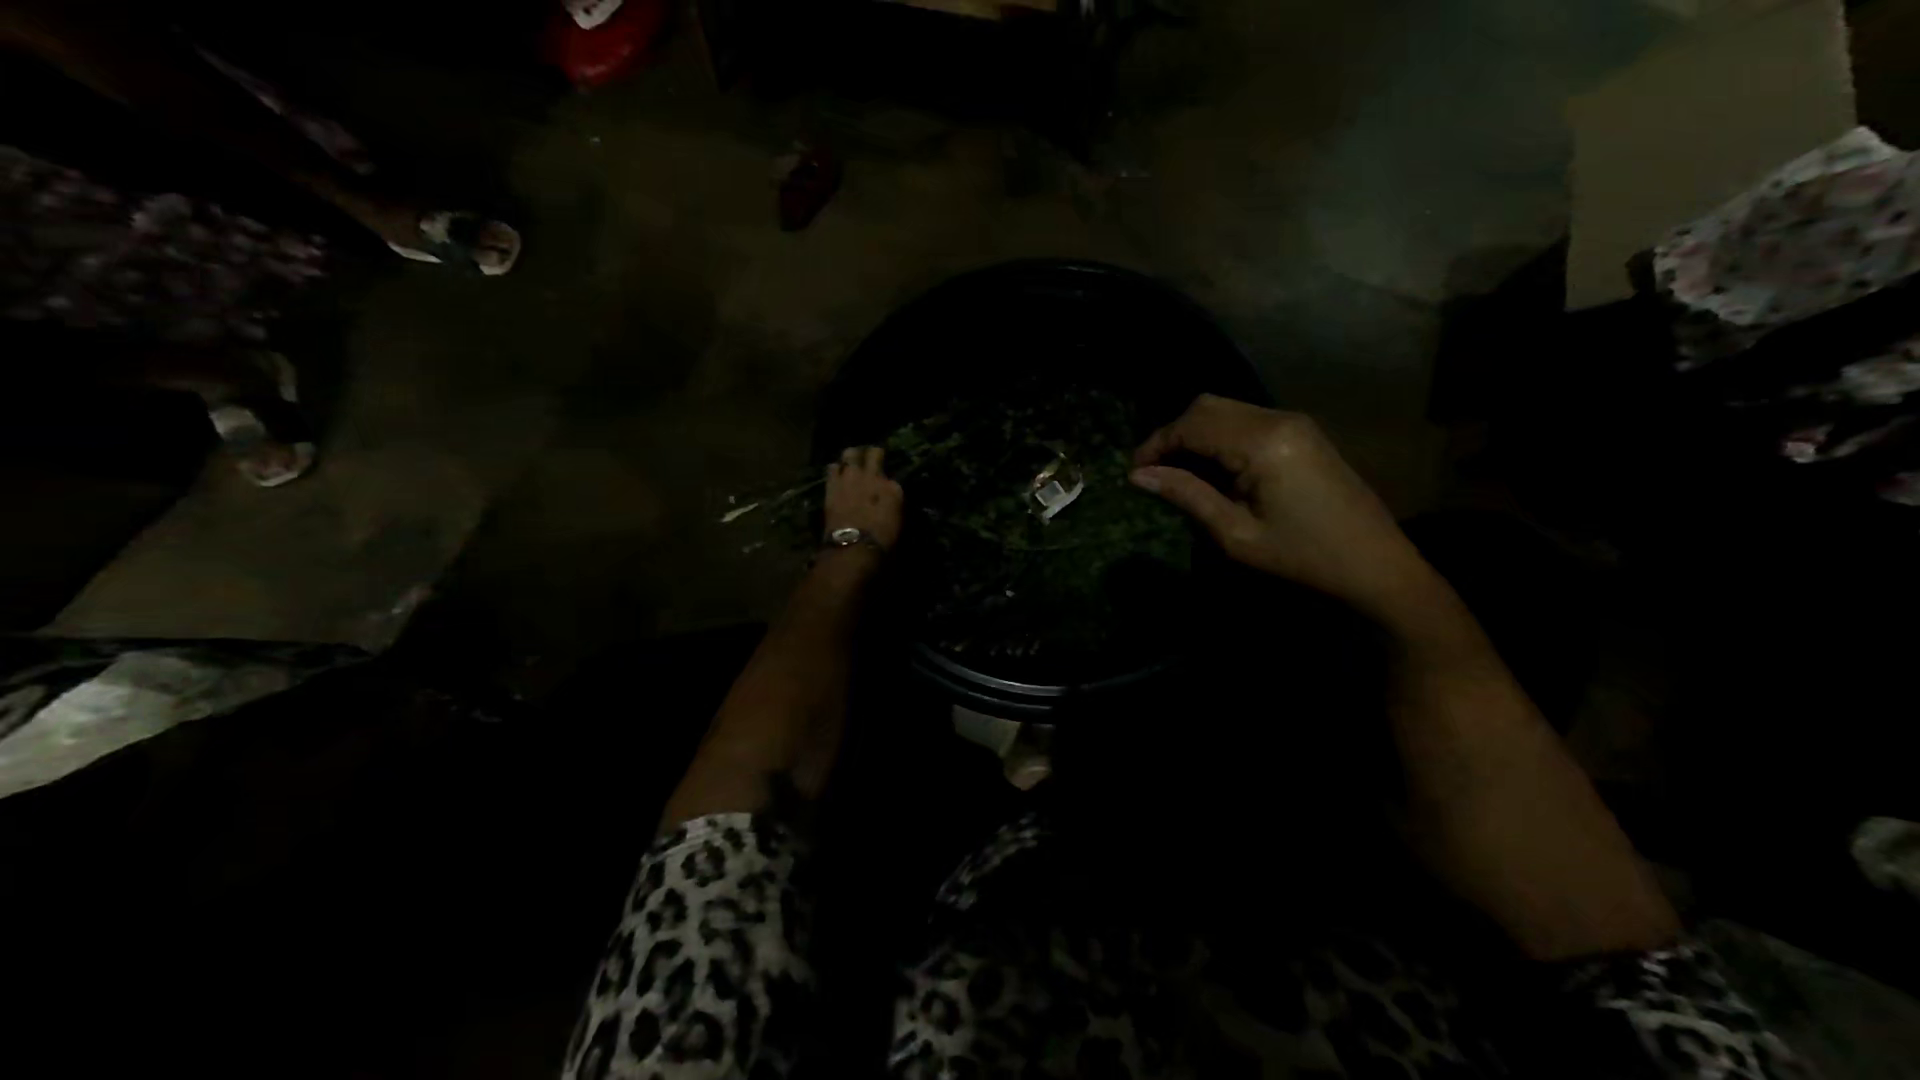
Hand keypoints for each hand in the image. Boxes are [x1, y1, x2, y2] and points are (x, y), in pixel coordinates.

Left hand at [824, 446, 903, 552]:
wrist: (854, 545)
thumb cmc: (881, 537)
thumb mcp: (897, 518)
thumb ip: (893, 498)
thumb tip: (888, 489)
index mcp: (892, 487)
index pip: (893, 472)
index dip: (888, 471)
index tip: (886, 473)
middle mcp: (872, 476)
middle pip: (873, 452)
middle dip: (872, 453)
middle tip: (870, 457)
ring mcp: (850, 477)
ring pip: (850, 453)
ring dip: (852, 457)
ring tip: (851, 463)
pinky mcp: (832, 484)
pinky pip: (832, 467)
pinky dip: (836, 468)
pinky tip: (837, 473)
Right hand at [1130, 395, 1435, 617]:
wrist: (1376, 564)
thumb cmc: (1302, 557)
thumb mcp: (1235, 534)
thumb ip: (1187, 496)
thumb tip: (1139, 476)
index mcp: (1262, 444)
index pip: (1191, 425)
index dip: (1156, 444)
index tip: (1134, 472)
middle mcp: (1277, 419)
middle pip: (1207, 406)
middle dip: (1173, 434)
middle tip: (1155, 471)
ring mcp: (1294, 422)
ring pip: (1226, 409)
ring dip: (1196, 433)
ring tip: (1179, 472)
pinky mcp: (1302, 432)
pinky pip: (1247, 420)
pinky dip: (1220, 436)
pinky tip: (1214, 468)